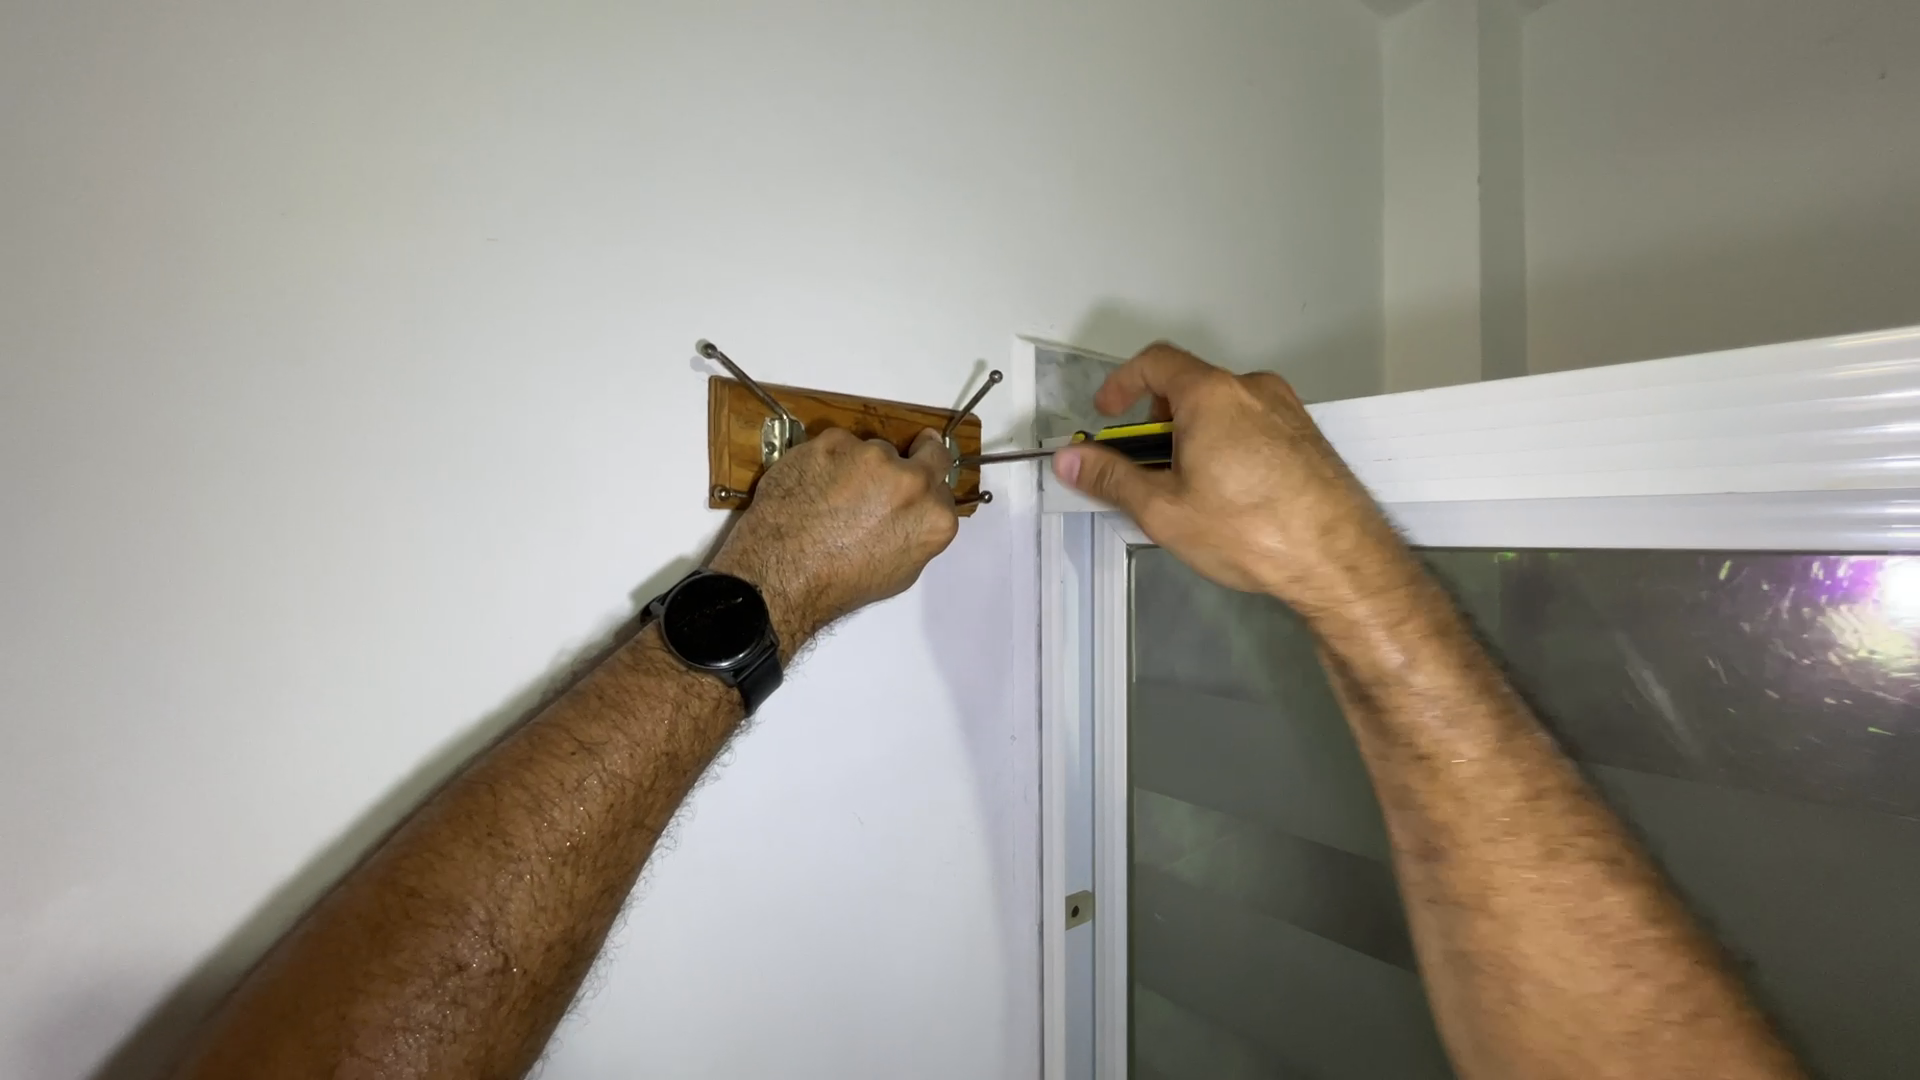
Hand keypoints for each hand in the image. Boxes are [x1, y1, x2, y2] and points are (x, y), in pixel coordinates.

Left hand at [710, 427, 958, 653]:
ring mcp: (871, 456)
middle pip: (928, 452)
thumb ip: (917, 530)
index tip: (914, 484)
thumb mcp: (901, 571)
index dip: (927, 484)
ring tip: (833, 496)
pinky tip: (812, 487)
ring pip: (876, 449)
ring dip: (863, 466)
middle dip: (916, 457)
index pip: (944, 484)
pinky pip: (838, 445)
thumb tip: (912, 513)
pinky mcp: (833, 442)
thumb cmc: (842, 584)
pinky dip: (828, 461)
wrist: (784, 575)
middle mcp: (911, 480)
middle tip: (891, 472)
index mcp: (934, 516)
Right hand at [1053, 343, 1417, 618]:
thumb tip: (1068, 460)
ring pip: (1222, 409)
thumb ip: (1111, 477)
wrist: (1340, 560)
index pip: (1155, 362)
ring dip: (1191, 436)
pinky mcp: (1308, 436)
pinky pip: (1251, 426)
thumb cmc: (1244, 529)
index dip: (1120, 383)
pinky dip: (1224, 445)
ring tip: (1188, 490)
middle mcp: (1253, 389)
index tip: (1106, 415)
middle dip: (1156, 423)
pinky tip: (1229, 497)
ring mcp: (1287, 410)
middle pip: (1189, 388)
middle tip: (1146, 469)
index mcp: (1212, 394)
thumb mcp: (1163, 509)